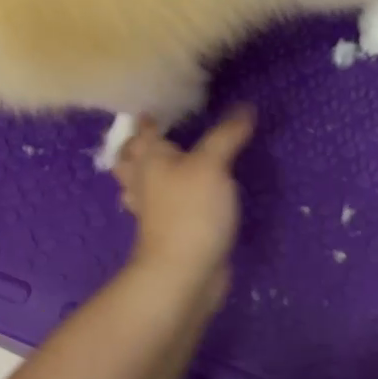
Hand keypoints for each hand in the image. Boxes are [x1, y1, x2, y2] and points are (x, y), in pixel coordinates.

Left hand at [113, 106, 255, 304]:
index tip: (162, 103)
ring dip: (149, 172)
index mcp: (150, 159)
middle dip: (139, 145)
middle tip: (160, 130)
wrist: (183, 275)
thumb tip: (245, 108)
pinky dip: (169, 197)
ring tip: (169, 159)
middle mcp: (145, 181)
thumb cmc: (191, 211)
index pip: (144, 130)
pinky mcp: (169, 231)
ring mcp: (153, 210)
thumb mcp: (213, 164)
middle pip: (132, 158)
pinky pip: (163, 206)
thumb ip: (227, 135)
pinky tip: (186, 195)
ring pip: (143, 183)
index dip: (150, 116)